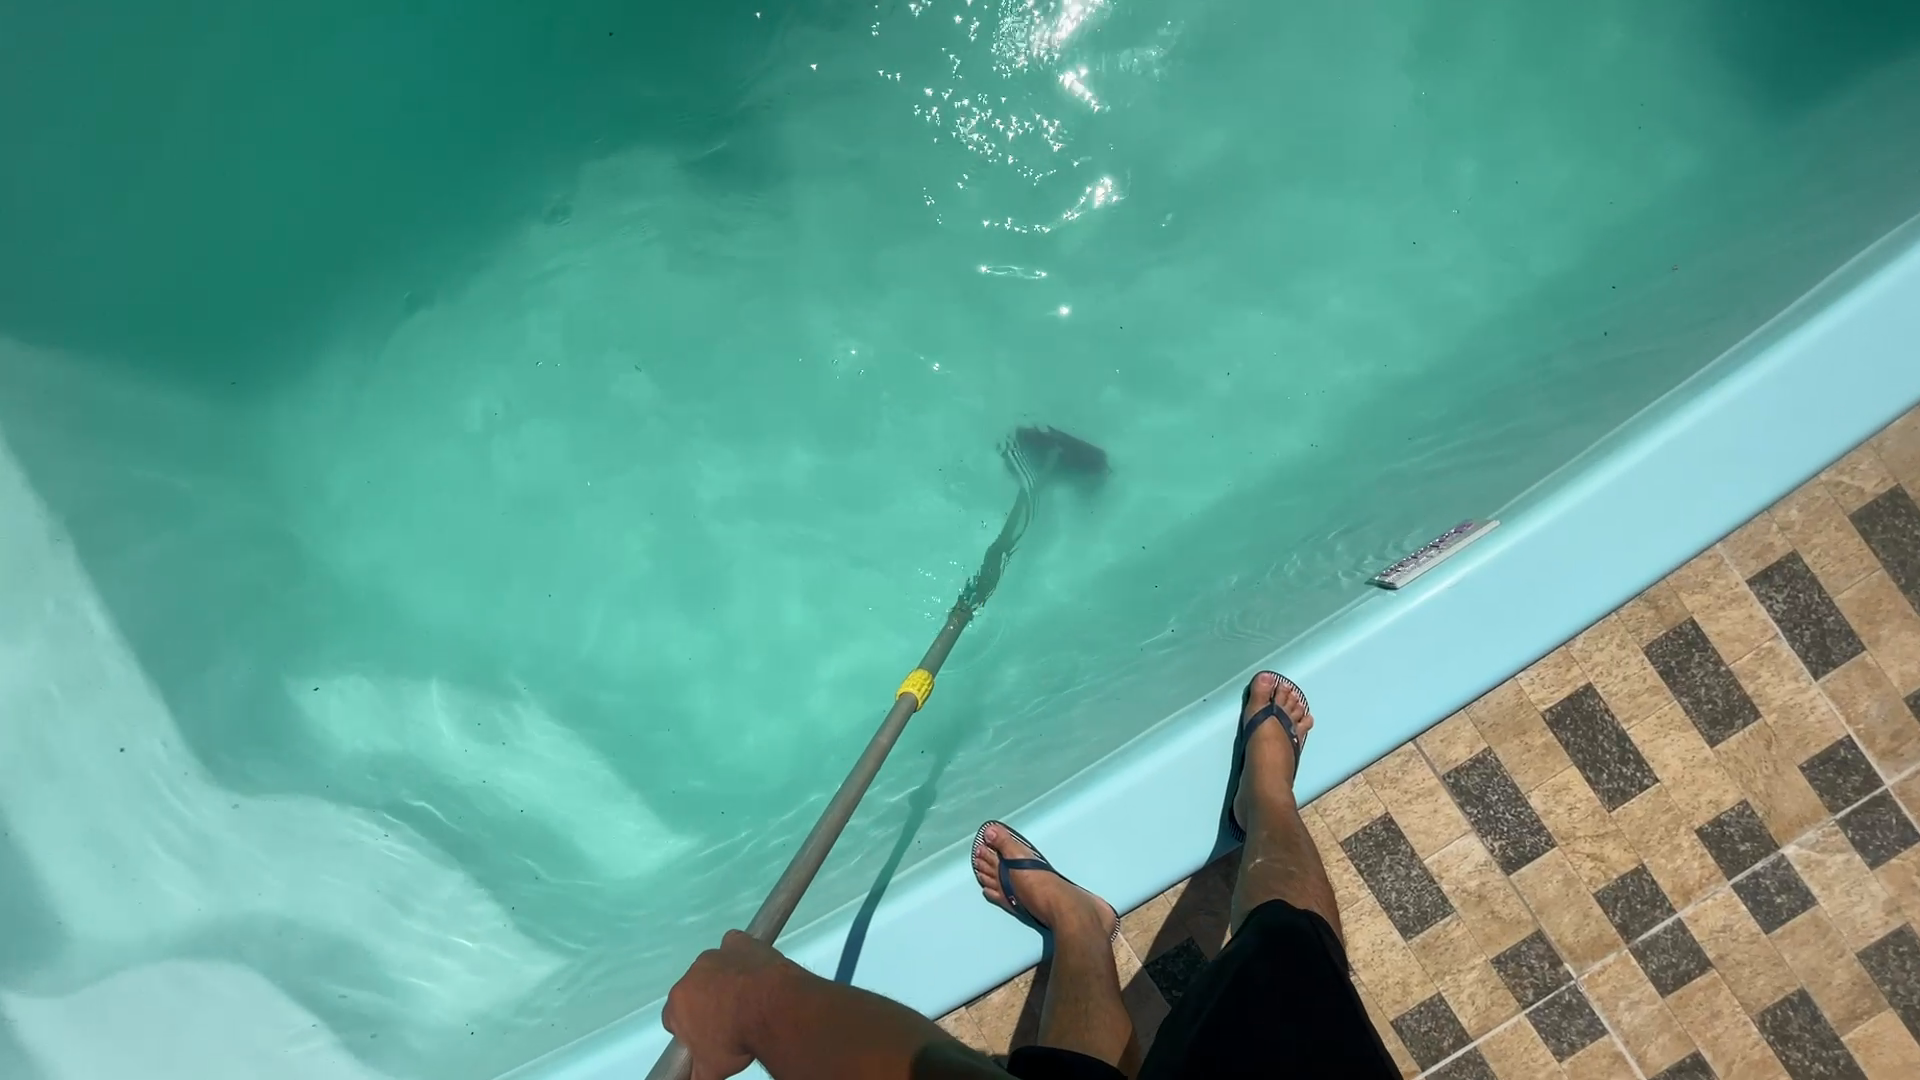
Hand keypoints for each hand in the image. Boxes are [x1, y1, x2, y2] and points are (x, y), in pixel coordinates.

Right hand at [662, 930, 797, 1079]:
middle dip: (706, 1002)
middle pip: (695, 989)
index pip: (673, 1017)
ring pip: (715, 967)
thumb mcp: (709, 1070)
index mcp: (678, 1002)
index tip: (705, 1036)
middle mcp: (694, 973)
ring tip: (745, 997)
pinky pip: (734, 944)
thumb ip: (693, 1074)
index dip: (689, 1029)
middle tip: (726, 1019)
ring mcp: (718, 954)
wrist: (772, 1008)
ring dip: (724, 978)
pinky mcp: (740, 941)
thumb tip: (691, 1079)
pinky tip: (751, 968)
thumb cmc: (737, 1038)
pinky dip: (740, 954)